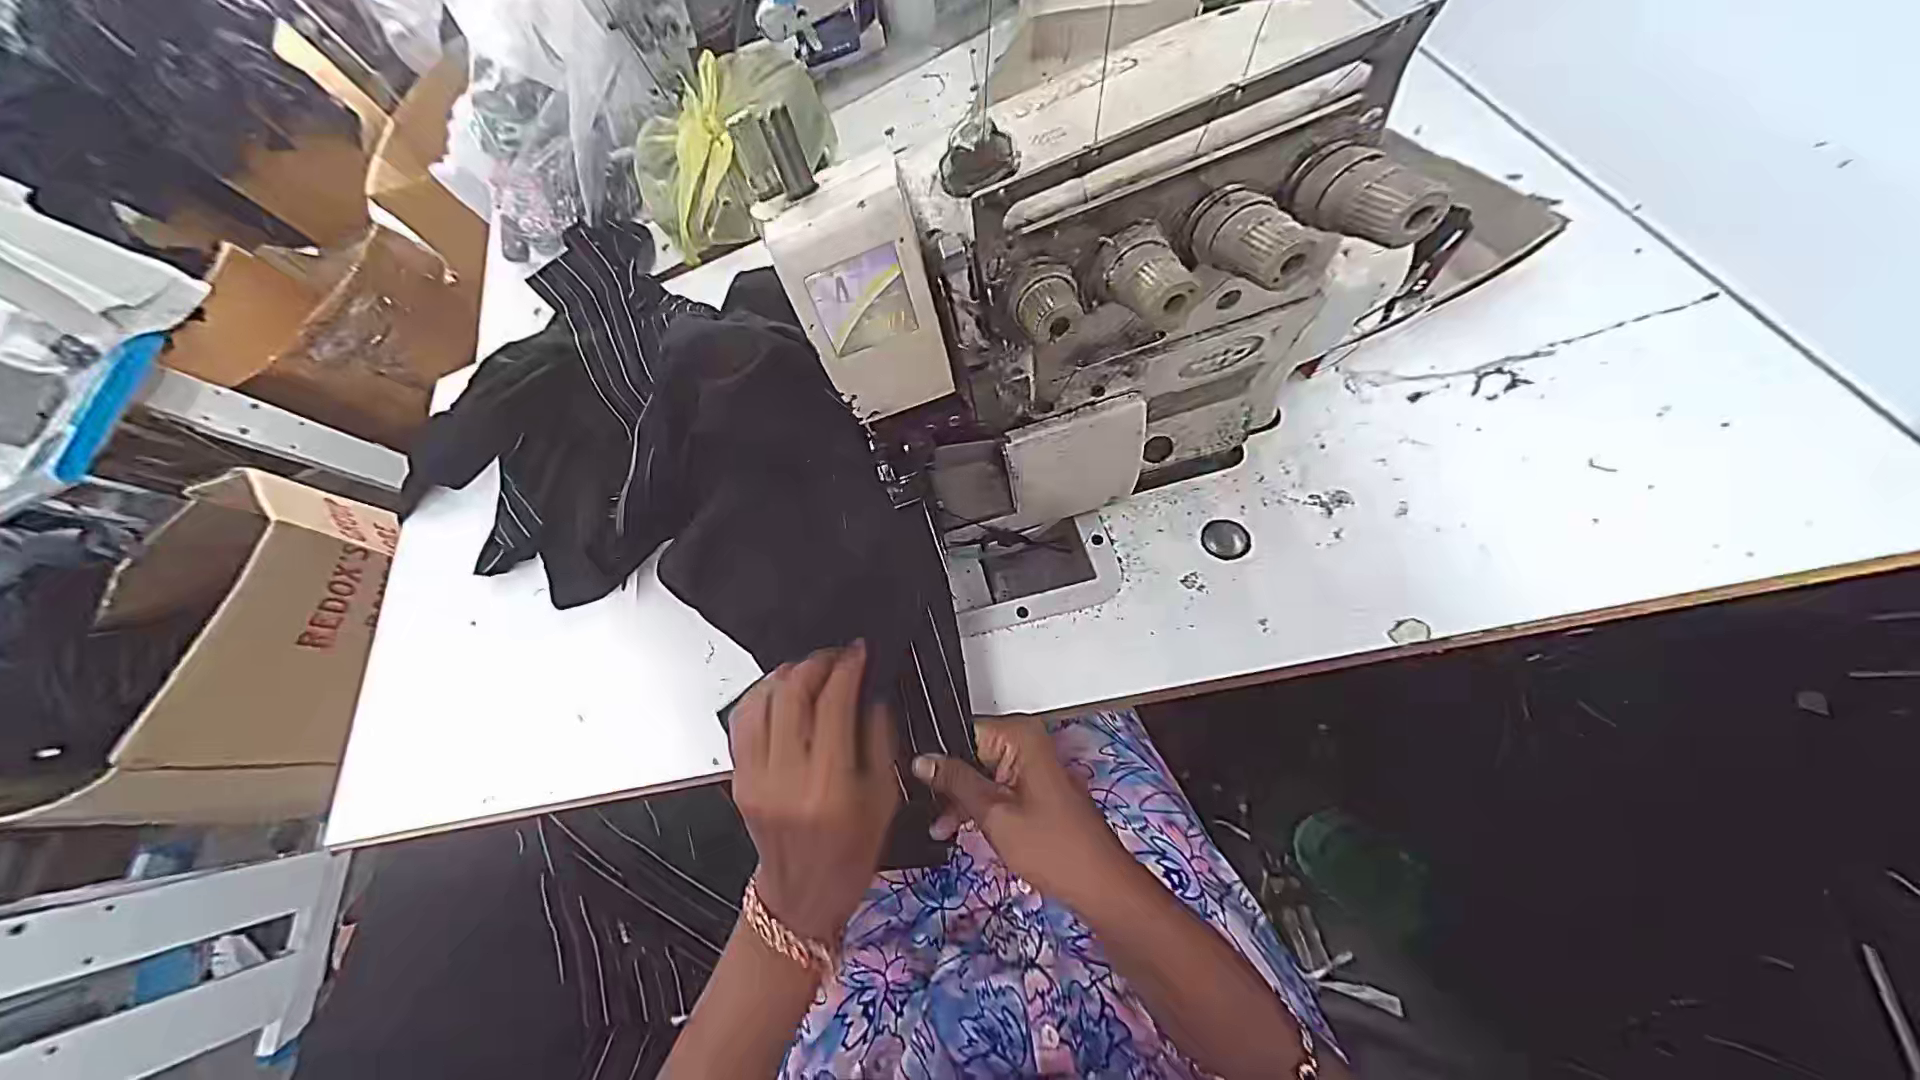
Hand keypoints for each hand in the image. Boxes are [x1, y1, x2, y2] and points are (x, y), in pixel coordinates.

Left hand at [728, 642, 898, 941]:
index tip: (859, 652)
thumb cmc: (851, 853)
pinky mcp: (739, 779)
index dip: (848, 667)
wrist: (803, 896)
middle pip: (793, 693)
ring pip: (762, 701)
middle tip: (836, 655)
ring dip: (788, 674)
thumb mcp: (884, 797)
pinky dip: (761, 695)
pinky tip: (779, 690)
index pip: (834, 703)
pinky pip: (742, 722)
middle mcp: (787, 778)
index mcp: (830, 785)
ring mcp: (756, 778)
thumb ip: (879, 738)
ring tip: (809, 668)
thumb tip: (870, 692)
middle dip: (818, 662)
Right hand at [912, 718, 1134, 908]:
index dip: (937, 756)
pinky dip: (979, 804)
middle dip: (949, 781)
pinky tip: (961, 827)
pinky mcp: (1034, 784)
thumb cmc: (1053, 849)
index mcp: (1020, 735)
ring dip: (961, 798)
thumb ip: (955, 782)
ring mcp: (1032, 762)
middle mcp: (1027, 741)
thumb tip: (923, 761)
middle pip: (971, 751)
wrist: (1099, 885)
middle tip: (927, 808)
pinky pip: (996, 784)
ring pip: (981, 771)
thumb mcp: (993, 814)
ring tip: (943, 826)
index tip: (916, 780)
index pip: (962, 730)